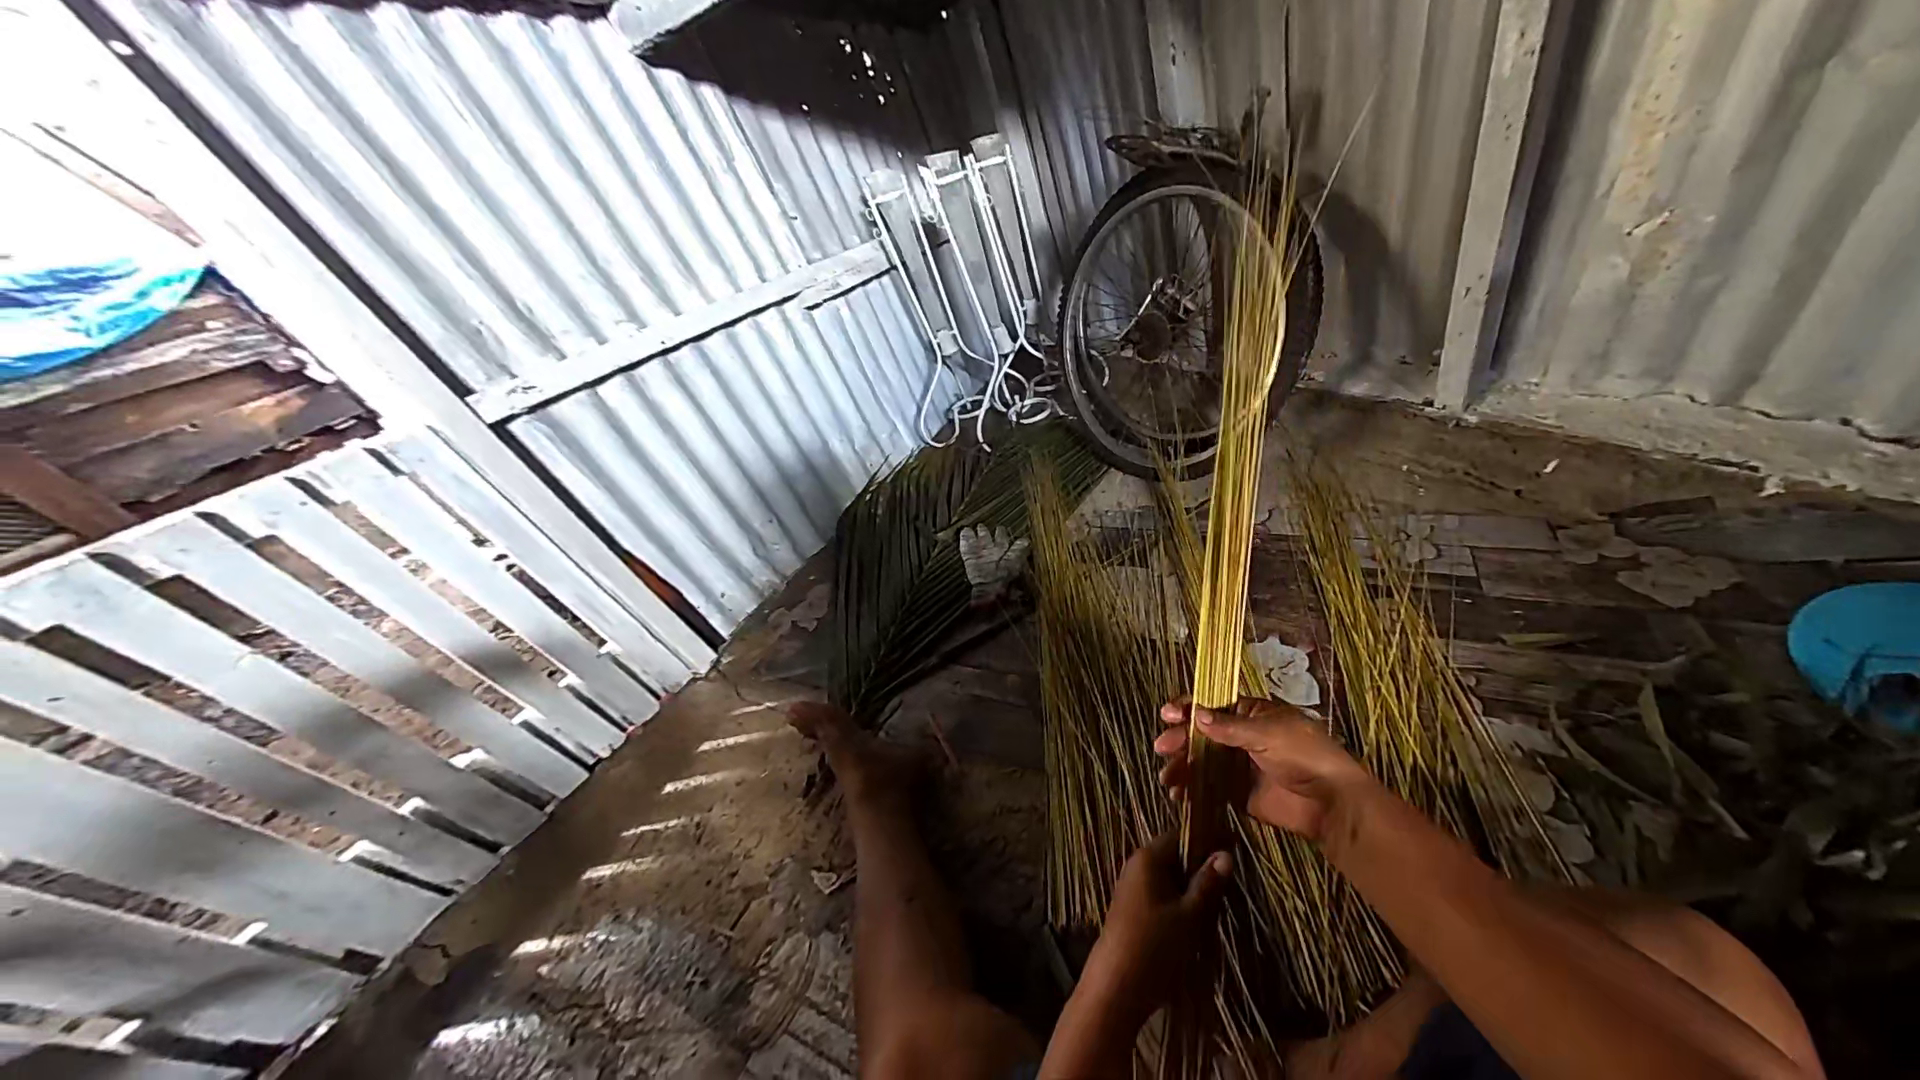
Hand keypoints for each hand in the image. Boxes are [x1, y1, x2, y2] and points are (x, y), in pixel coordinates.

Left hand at [1078, 831, 1231, 1023]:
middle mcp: (1138, 865)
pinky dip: (1182, 901)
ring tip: (1221, 902)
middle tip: (1234, 880)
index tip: (1236, 845)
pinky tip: (1199, 919)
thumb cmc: (1155, 945)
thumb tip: (1225, 853)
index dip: (1208, 838)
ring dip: (1194, 886)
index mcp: (1148, 857)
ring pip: (1171, 877)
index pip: (1181, 835)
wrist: (1117, 985)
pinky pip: (1164, 894)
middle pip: (1176, 855)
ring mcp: (1134, 887)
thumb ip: (1207, 883)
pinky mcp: (1135, 908)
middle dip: (1203, 866)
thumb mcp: (1189, 915)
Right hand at [1155, 696, 1372, 841]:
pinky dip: (1190, 789)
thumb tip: (1197, 715)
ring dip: (1181, 767)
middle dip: (1178, 740)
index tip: (1168, 714)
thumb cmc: (1305, 755)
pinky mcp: (1236, 792)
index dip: (1188, 708)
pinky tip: (1179, 794)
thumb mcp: (1269, 733)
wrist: (1332, 803)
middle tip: (1162, 748)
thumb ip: (1230, 727)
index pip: (1211, 706)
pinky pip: (1207, 787)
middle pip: (1199, 734)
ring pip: (1199, 761)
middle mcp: (1238, 738)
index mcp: (1249, 715)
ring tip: (1168, 779)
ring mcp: (1236, 765)